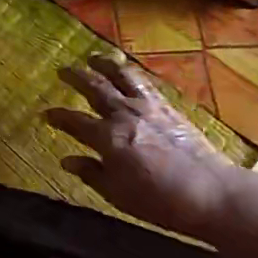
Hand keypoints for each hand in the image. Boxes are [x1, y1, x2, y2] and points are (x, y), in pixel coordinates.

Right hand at [45, 56, 240, 232]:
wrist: (212, 192)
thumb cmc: (158, 199)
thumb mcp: (116, 193)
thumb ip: (91, 172)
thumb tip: (67, 160)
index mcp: (107, 137)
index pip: (74, 121)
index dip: (57, 117)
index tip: (45, 113)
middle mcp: (125, 115)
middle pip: (95, 88)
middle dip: (76, 77)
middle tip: (63, 69)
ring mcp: (150, 108)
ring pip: (123, 77)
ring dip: (106, 66)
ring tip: (95, 58)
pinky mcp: (171, 109)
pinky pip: (146, 84)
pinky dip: (133, 76)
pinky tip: (131, 76)